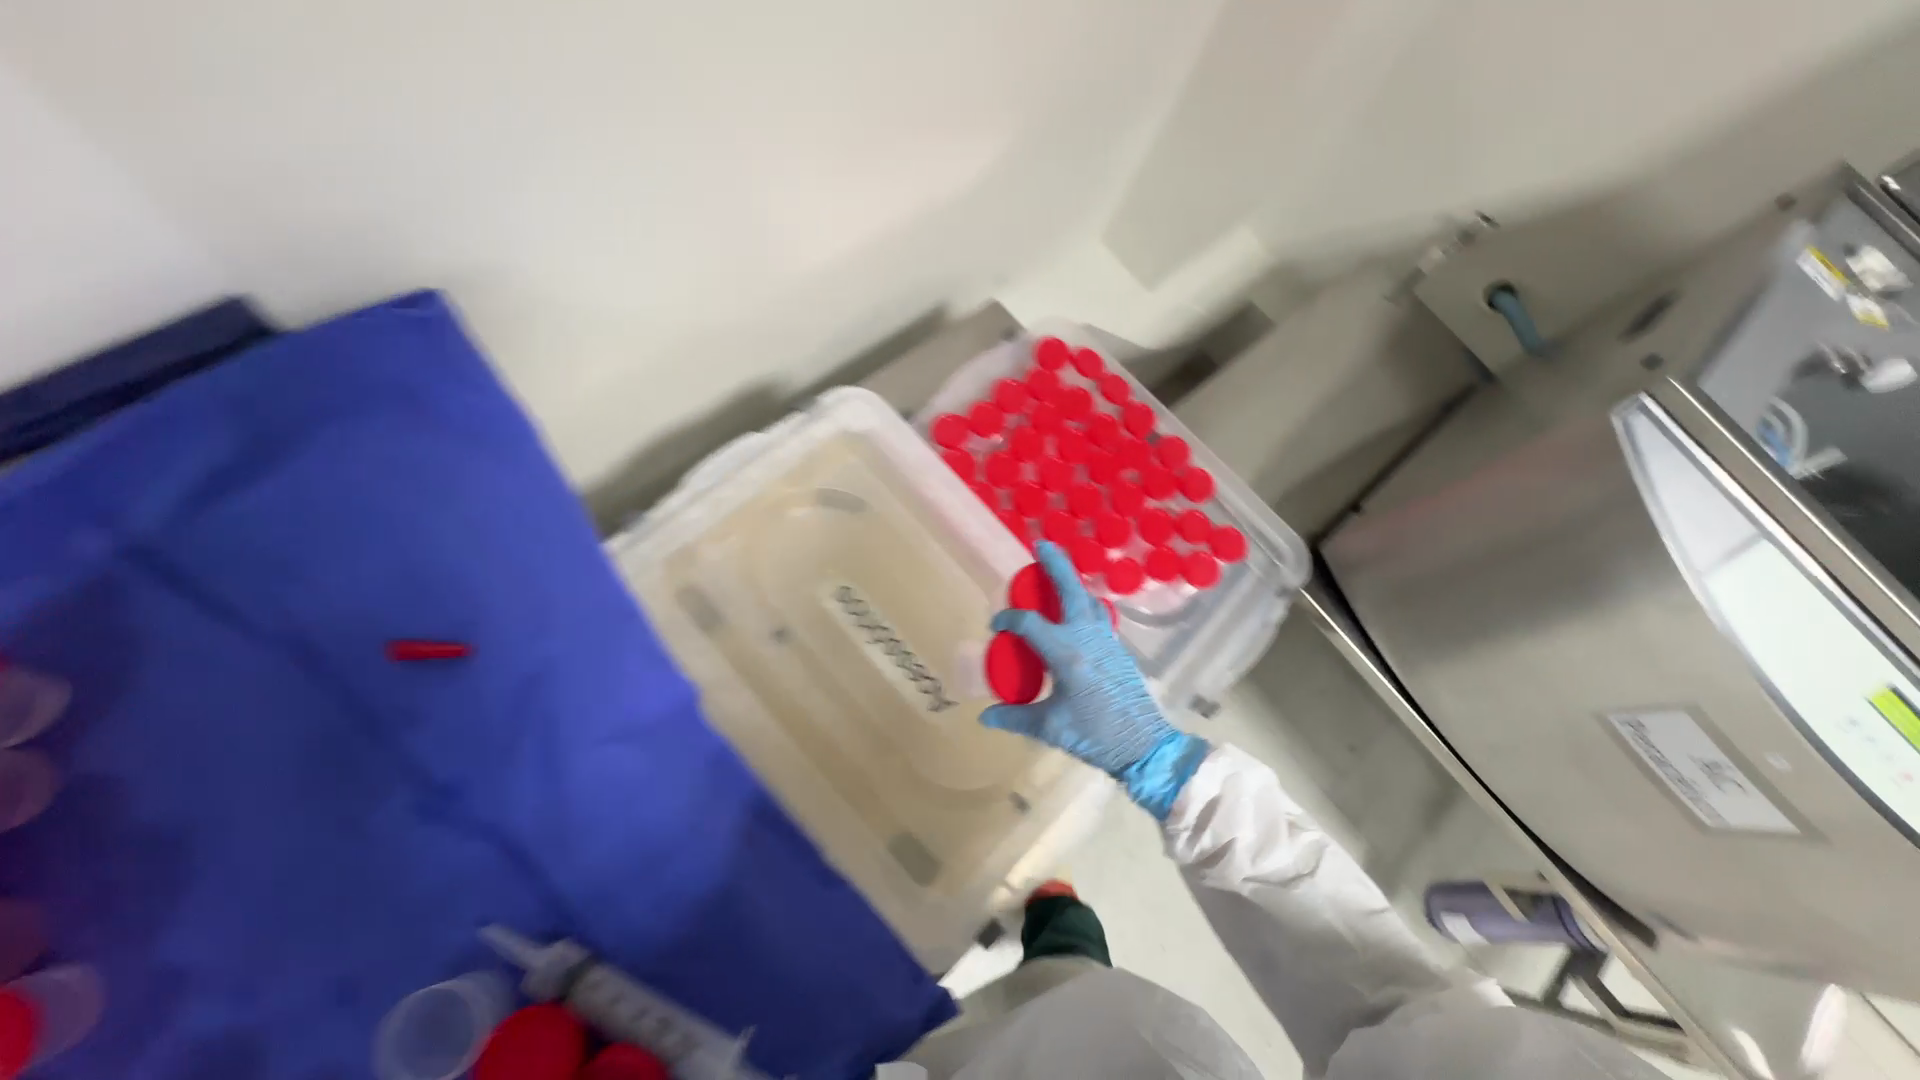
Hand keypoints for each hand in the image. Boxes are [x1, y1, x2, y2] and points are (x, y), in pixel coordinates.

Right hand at [982, 541, 1209, 819]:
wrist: (1145, 746)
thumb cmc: (1096, 736)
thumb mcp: (1050, 728)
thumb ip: (1015, 718)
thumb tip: (985, 717)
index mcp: (1066, 654)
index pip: (1029, 623)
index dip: (1008, 619)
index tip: (995, 626)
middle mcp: (1087, 638)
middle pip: (1070, 591)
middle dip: (1055, 565)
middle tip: (1041, 545)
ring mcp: (1107, 641)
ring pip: (1088, 600)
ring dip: (1072, 582)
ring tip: (1057, 573)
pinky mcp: (1118, 649)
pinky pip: (1098, 615)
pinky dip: (1084, 603)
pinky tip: (1076, 611)